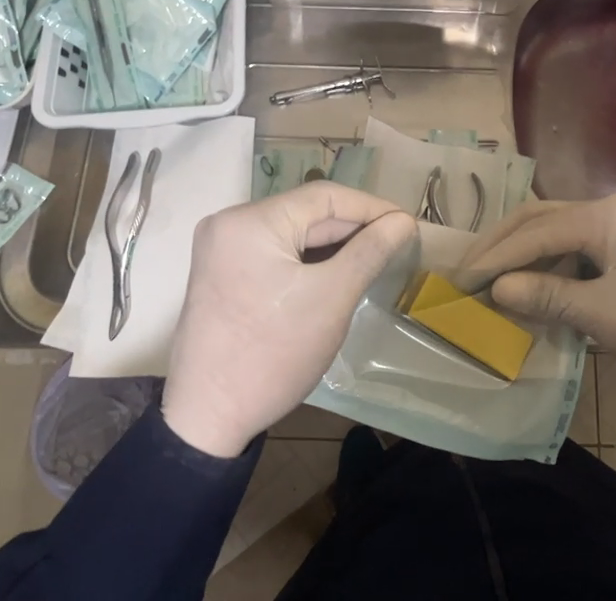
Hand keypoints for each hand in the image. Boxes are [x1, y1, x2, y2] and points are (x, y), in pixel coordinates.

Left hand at [162, 182, 415, 457]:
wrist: (207, 419)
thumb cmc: (272, 355)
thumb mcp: (331, 299)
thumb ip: (369, 252)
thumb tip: (404, 221)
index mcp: (249, 221)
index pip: (324, 197)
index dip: (371, 208)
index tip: (408, 225)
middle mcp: (229, 224)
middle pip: (306, 213)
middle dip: (353, 229)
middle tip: (397, 245)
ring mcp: (222, 249)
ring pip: (293, 234)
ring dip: (333, 246)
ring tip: (375, 258)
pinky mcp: (223, 273)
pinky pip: (276, 253)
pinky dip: (309, 261)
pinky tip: (339, 273)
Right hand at [461, 193, 615, 386]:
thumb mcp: (602, 316)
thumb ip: (546, 296)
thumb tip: (497, 289)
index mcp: (606, 216)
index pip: (535, 231)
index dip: (495, 257)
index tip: (462, 281)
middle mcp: (612, 208)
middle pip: (542, 218)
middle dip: (503, 245)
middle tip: (468, 273)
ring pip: (558, 230)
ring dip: (525, 254)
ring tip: (493, 280)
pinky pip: (578, 244)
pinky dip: (551, 263)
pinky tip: (534, 285)